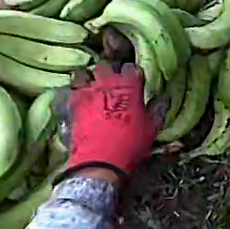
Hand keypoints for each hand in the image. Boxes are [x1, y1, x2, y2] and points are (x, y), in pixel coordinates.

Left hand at [60, 64, 158, 181]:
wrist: (100, 163)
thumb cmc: (130, 144)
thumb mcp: (152, 128)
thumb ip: (158, 109)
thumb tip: (163, 97)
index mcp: (128, 85)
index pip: (131, 68)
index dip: (133, 75)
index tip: (134, 83)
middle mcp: (106, 83)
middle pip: (105, 66)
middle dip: (108, 72)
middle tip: (111, 84)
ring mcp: (86, 92)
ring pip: (83, 74)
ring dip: (87, 80)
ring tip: (90, 89)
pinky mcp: (70, 104)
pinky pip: (66, 91)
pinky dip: (69, 94)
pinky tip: (73, 101)